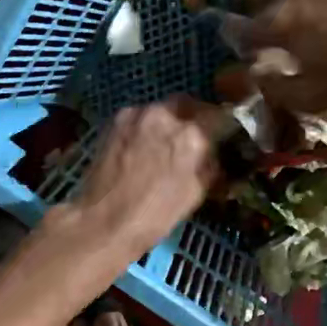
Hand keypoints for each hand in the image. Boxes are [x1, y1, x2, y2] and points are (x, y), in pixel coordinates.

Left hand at [69, 99, 222, 255]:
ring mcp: (139, 113)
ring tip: (163, 143)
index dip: (222, 124)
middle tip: (192, 136)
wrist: (104, 221)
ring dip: (169, 120)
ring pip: (163, 108)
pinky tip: (141, 145)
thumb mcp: (198, 190)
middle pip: (189, 104)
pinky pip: (141, 115)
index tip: (221, 134)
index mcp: (193, 135)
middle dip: (194, 116)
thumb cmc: (158, 214)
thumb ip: (212, 161)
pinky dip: (146, 125)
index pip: (219, 115)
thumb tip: (215, 150)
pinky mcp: (117, 118)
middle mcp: (167, 115)